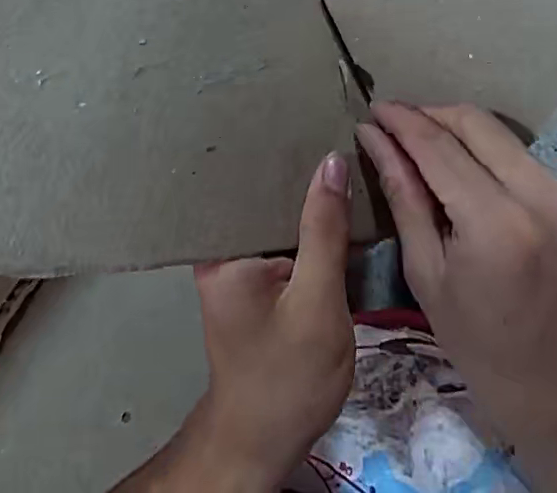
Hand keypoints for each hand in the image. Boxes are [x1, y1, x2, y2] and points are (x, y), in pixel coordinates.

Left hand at [112, 153, 354, 492]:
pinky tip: (332, 206)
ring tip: (336, 153)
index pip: (247, 180)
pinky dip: (305, 225)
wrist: (265, 442)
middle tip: (333, 126)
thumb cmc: (286, 377)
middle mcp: (220, 247)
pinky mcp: (254, 279)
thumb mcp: (316, 303)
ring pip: (274, 216)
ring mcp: (236, 263)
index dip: (279, 149)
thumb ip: (323, 231)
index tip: (309, 115)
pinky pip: (281, 238)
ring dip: (303, 196)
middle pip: (261, 194)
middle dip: (296, 168)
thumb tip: (332, 161)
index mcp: (220, 247)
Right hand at [356, 102, 556, 490]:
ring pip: (499, 134)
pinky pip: (520, 157)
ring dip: (454, 129)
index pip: (437, 146)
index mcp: (497, 225)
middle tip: (391, 122)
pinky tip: (458, 170)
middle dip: (427, 113)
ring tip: (418, 145)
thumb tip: (374, 140)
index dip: (400, 121)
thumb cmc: (487, 353)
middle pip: (474, 122)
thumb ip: (403, 197)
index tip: (371, 109)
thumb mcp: (428, 276)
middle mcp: (540, 196)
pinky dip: (483, 152)